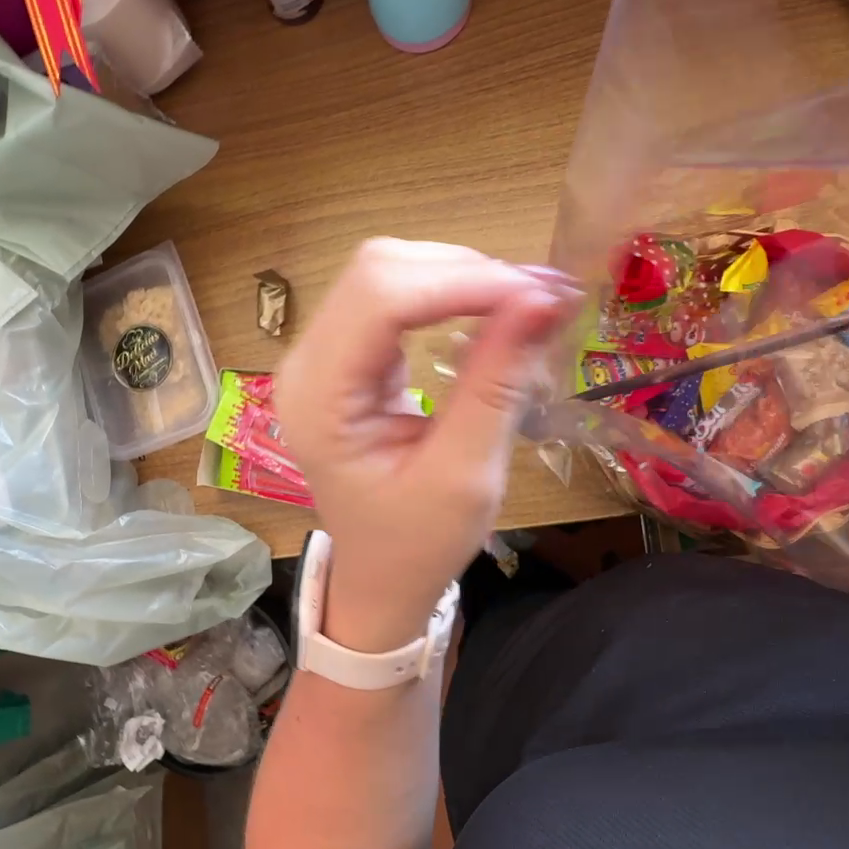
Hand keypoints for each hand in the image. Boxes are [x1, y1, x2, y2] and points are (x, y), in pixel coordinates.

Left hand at [276, 239, 579, 652]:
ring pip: (387, 273)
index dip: (462, 282)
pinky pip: (393, 299)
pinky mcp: (344, 358)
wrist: (380, 579)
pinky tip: (491, 311)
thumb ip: (496, 383)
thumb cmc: (417, 545)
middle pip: (380, 270)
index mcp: (318, 400)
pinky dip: (447, 295)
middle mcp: (305, 364)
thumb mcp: (464, 475)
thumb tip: (543, 299)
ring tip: (526, 304)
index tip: (540, 294)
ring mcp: (320, 356)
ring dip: (460, 277)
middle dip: (465, 271)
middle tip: (541, 297)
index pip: (381, 299)